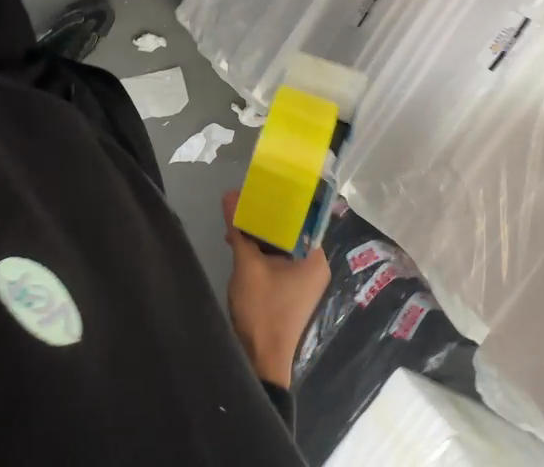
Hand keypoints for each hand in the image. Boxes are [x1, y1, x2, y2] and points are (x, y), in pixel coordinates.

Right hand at [222, 190, 331, 387]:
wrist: (261, 357)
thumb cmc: (262, 309)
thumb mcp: (247, 264)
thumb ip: (239, 228)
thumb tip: (229, 195)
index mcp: (313, 259)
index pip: (301, 218)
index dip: (280, 201)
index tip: (259, 186)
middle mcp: (314, 267)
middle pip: (290, 230)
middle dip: (264, 216)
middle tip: (242, 201)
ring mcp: (303, 280)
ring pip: (281, 245)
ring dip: (259, 234)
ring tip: (235, 221)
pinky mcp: (290, 289)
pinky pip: (277, 259)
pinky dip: (260, 250)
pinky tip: (238, 243)